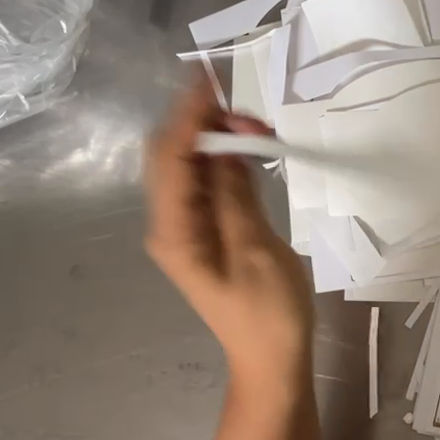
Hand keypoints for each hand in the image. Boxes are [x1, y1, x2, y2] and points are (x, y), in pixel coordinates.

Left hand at [145, 77, 313, 384]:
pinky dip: (221, 160)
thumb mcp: (257, 251)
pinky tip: (246, 151)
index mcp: (175, 231)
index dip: (188, 113)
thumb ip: (236, 196)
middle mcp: (169, 224)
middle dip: (200, 120)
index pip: (170, 155)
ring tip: (253, 124)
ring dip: (213, 138)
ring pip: (187, 166)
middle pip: (169, 154)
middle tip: (245, 106)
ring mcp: (185, 228)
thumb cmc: (269, 314)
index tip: (213, 77)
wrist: (270, 361)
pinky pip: (204, 183)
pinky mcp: (204, 232)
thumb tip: (226, 146)